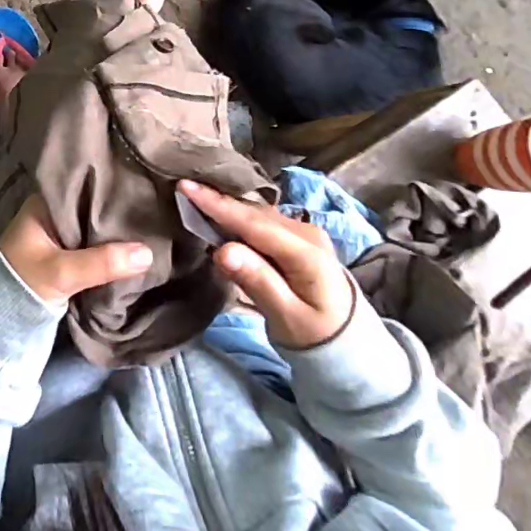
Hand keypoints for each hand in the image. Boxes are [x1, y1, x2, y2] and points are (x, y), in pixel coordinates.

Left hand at [0, 195, 152, 303]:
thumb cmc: (24, 284)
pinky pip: (94, 240)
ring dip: (115, 227)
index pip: (83, 183)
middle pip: (92, 202)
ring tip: (149, 219)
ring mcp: (60, 232)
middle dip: (116, 207)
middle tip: (151, 203)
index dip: (110, 184)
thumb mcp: (62, 272)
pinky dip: (110, 243)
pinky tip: (135, 241)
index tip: (139, 185)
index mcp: (44, 203)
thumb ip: (102, 262)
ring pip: (95, 222)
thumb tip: (147, 253)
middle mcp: (53, 211)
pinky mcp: (68, 251)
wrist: (1, 321)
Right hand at [178, 179, 354, 347]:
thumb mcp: (286, 316)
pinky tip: (221, 216)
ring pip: (258, 214)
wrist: (348, 342)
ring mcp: (304, 232)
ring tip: (195, 196)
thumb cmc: (314, 334)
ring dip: (228, 207)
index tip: (187, 187)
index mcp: (306, 253)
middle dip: (218, 200)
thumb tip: (223, 251)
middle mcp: (306, 233)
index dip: (218, 205)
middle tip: (183, 188)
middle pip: (255, 213)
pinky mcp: (298, 238)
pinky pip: (263, 221)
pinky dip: (240, 217)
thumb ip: (257, 281)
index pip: (254, 223)